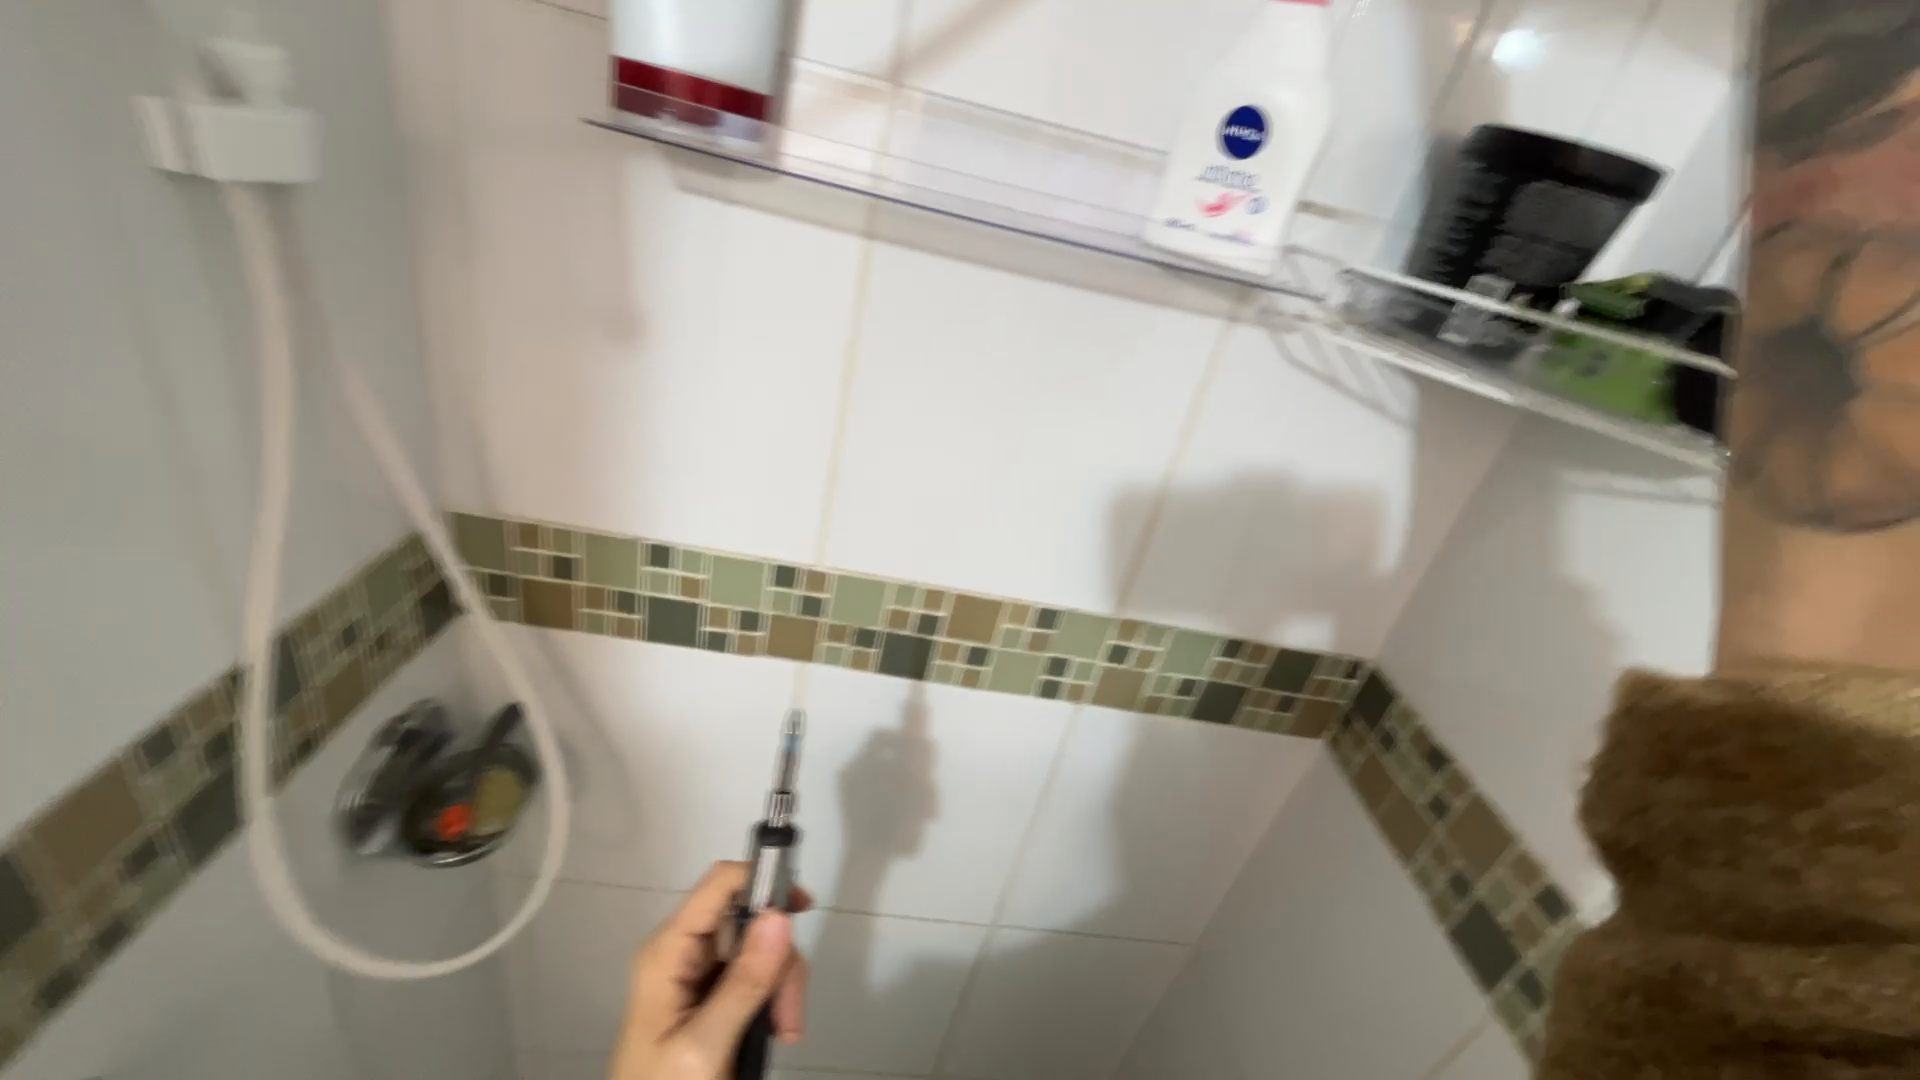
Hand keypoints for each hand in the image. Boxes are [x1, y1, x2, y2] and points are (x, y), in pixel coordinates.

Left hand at [610, 862, 811, 1079]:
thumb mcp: (705, 1047)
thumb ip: (744, 982)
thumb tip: (780, 914)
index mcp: (668, 951)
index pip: (720, 883)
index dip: (763, 880)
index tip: (802, 908)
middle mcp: (683, 950)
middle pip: (750, 918)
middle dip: (779, 960)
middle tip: (789, 1014)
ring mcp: (698, 971)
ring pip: (762, 946)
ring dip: (781, 986)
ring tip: (785, 1033)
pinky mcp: (713, 992)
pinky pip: (758, 973)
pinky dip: (775, 997)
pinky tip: (777, 1033)